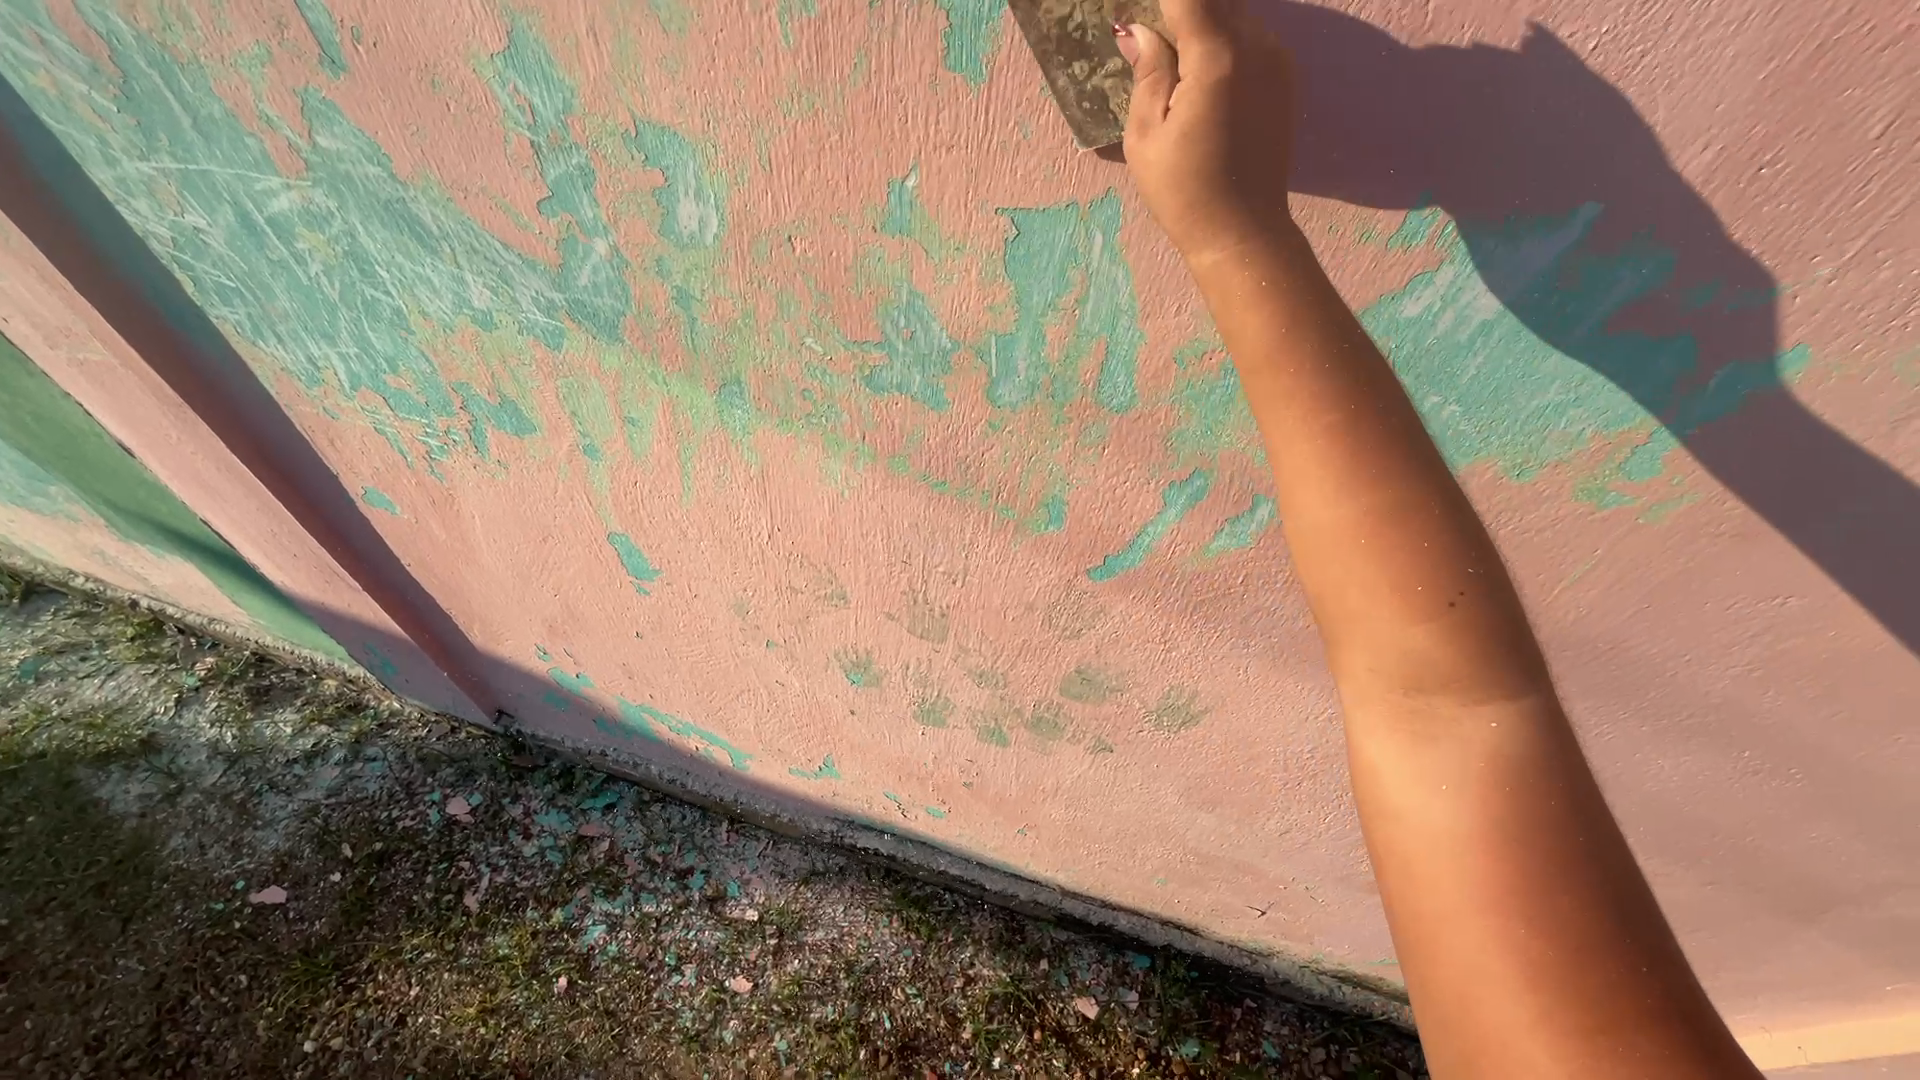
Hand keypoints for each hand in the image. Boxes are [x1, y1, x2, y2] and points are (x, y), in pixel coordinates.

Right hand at [1116, 0, 1297, 265]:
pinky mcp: (1283, 78)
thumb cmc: (1183, 193)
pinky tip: (1196, 77)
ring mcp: (1276, 59)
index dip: (1159, 2)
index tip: (1137, 14)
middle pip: (1213, 0)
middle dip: (1179, 11)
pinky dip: (1221, 42)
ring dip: (1200, 25)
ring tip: (1169, 58)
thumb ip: (1147, 73)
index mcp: (1217, 57)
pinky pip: (1248, 38)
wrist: (1241, 232)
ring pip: (1233, 15)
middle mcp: (1256, 45)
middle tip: (1149, 40)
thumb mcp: (1146, 137)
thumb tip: (1140, 30)